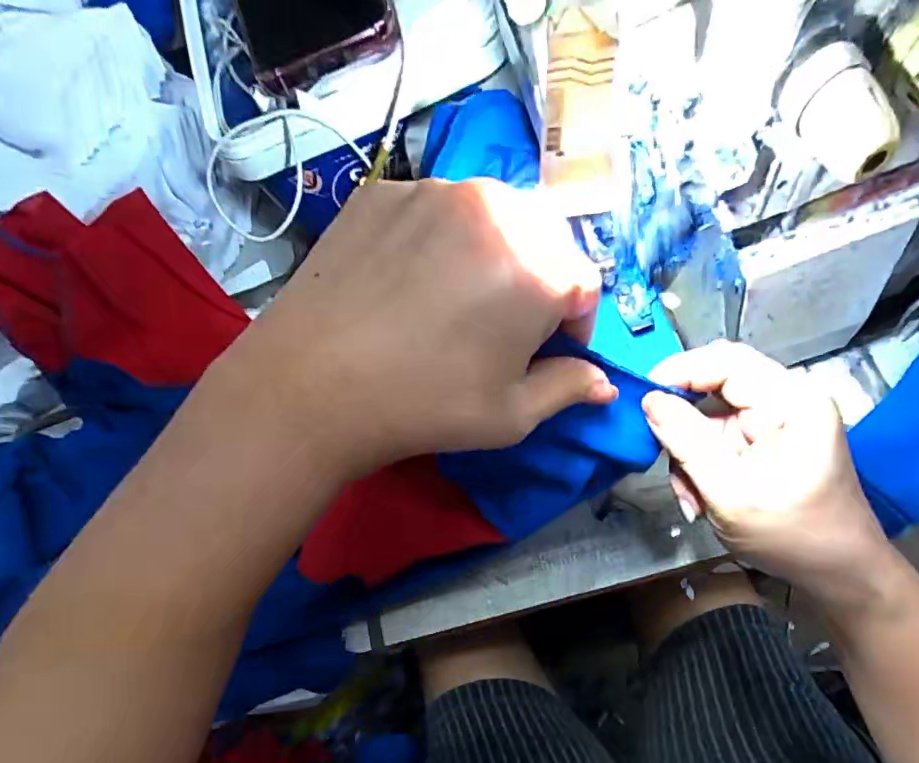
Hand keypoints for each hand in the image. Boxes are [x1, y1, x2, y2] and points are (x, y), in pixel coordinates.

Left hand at [215, 179, 615, 477]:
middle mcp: (494, 209)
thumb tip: (604, 383)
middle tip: (510, 325)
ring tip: (462, 300)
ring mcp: (433, 191)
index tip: (553, 353)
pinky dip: (442, 240)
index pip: (585, 282)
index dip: (577, 323)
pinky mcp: (384, 191)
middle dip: (542, 280)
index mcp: (537, 266)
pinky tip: (413, 283)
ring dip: (496, 254)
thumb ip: (567, 389)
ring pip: (492, 215)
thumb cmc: (427, 406)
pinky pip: (436, 208)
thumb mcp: (510, 415)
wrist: (314, 383)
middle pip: (545, 238)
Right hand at [642, 343, 895, 604]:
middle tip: (667, 466)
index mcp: (792, 401)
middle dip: (683, 431)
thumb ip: (687, 442)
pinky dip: (705, 469)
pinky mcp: (770, 444)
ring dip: (692, 459)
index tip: (641, 398)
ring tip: (694, 501)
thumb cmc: (792, 535)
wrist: (838, 571)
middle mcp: (788, 401)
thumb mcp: (730, 491)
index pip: (727, 361)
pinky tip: (705, 501)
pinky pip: (723, 442)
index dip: (679, 371)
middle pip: (716, 391)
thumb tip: (649, 400)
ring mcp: (778, 424)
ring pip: (712, 421)